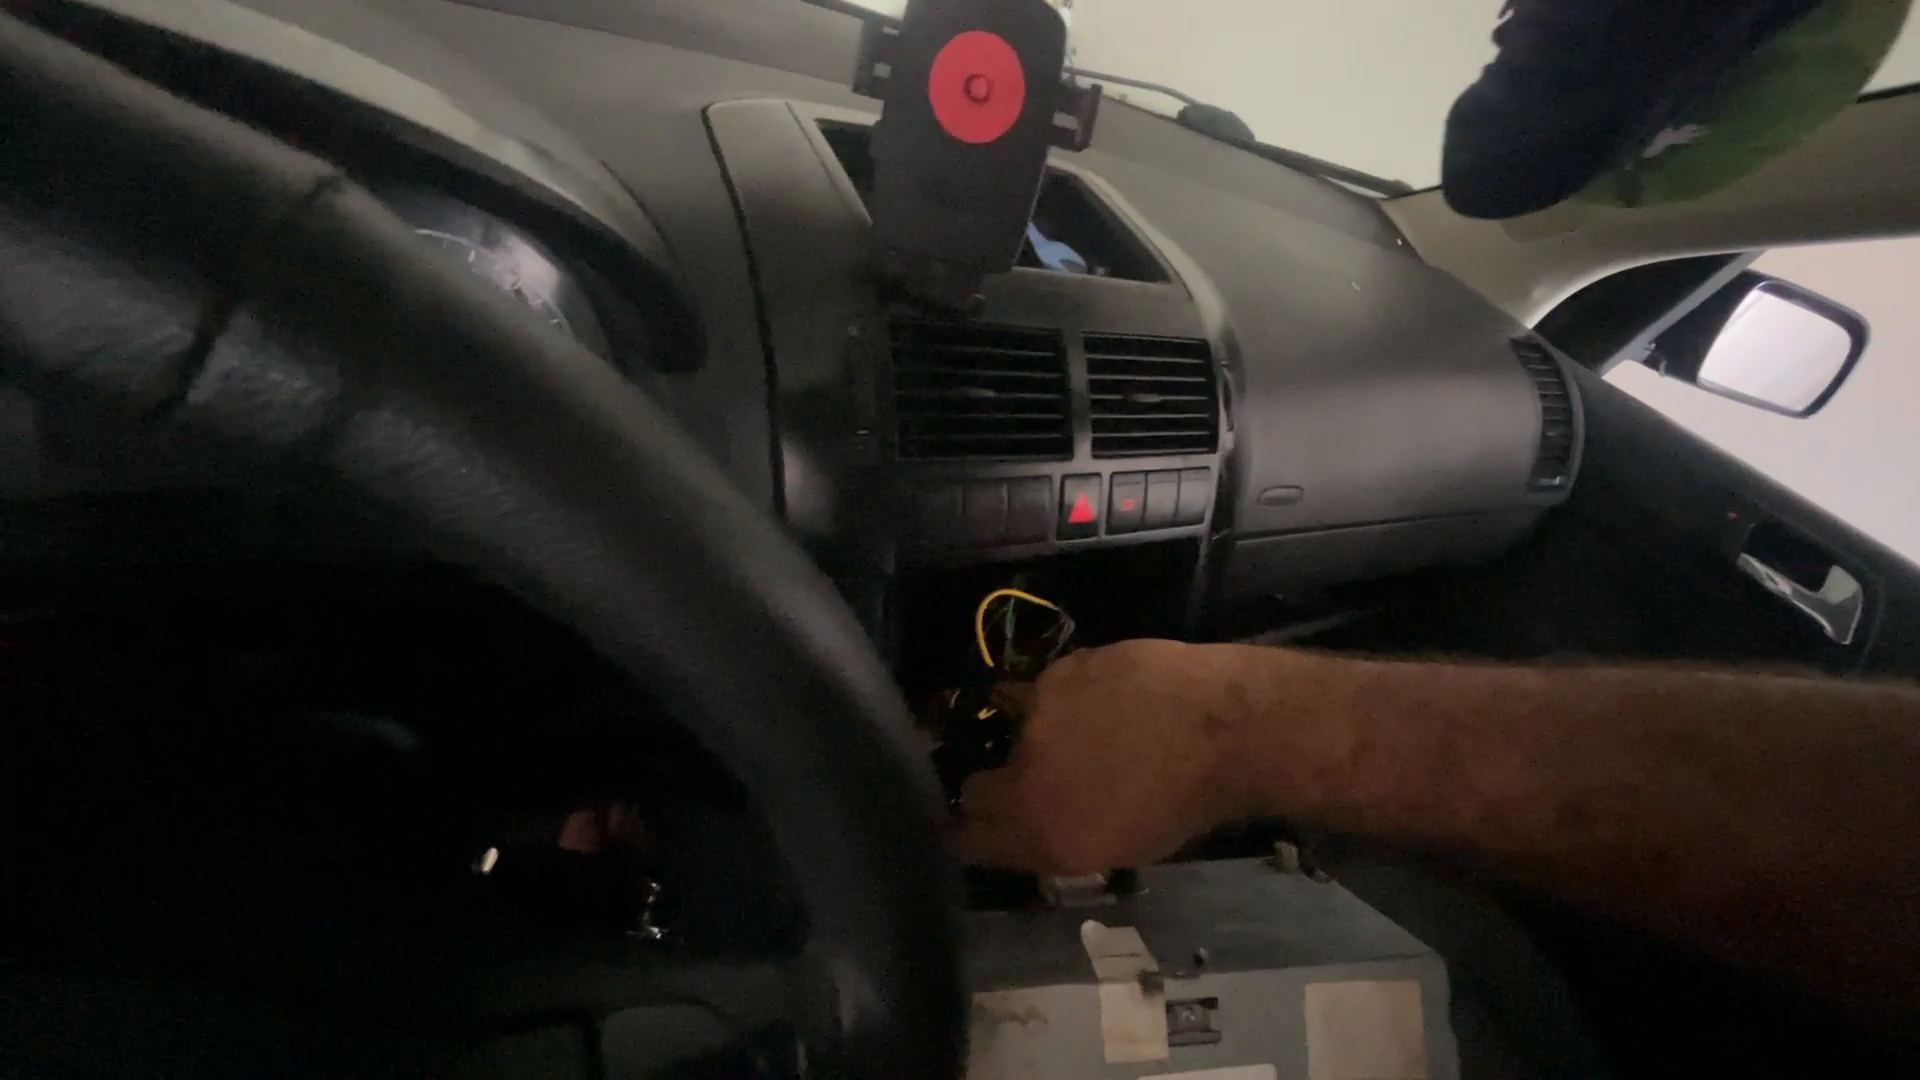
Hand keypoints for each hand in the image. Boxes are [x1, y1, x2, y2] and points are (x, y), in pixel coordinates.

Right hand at [950, 639, 1258, 873]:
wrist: (1222, 724)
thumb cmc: (1185, 802)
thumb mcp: (1121, 846)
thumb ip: (1063, 838)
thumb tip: (1038, 825)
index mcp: (1040, 827)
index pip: (969, 838)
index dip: (967, 836)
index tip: (977, 831)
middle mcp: (1023, 772)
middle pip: (975, 787)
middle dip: (992, 789)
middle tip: (1032, 782)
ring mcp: (1037, 713)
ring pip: (1009, 728)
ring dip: (1030, 733)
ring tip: (1078, 728)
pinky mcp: (1060, 668)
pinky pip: (1047, 687)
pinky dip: (1068, 695)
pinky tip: (1107, 696)